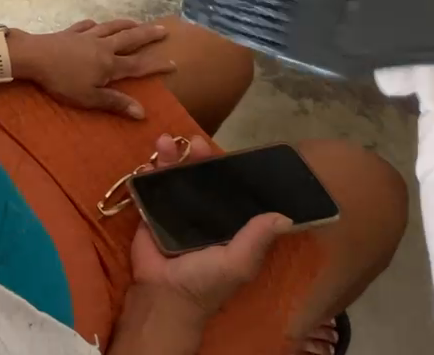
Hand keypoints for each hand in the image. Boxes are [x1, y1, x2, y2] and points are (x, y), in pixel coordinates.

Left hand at [11, 19, 175, 118]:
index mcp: (109, 64)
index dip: (156, 65)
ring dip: (124, 24)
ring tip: (136, 22)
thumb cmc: (61, 80)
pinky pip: (85, 26)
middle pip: (129, 39)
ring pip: (110, 28)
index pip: (138, 65)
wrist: (33, 55)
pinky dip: (94, 24)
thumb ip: (115, 103)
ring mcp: (84, 36)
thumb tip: (143, 112)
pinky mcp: (69, 32)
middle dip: (147, 35)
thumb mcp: (89, 98)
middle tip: (163, 29)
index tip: (173, 62)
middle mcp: (101, 46)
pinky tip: (95, 23)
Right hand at [128, 135, 290, 318]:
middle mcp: (200, 214)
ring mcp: (173, 210)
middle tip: (194, 142)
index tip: (225, 153)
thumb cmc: (206, 281)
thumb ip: (256, 238)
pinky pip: (149, 186)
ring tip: (165, 141)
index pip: (227, 191)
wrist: (163, 292)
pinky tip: (149, 160)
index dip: (225, 171)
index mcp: (225, 225)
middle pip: (198, 178)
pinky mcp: (149, 210)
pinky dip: (149, 171)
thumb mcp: (238, 262)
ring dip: (170, 157)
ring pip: (173, 177)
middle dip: (196, 158)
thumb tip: (284, 216)